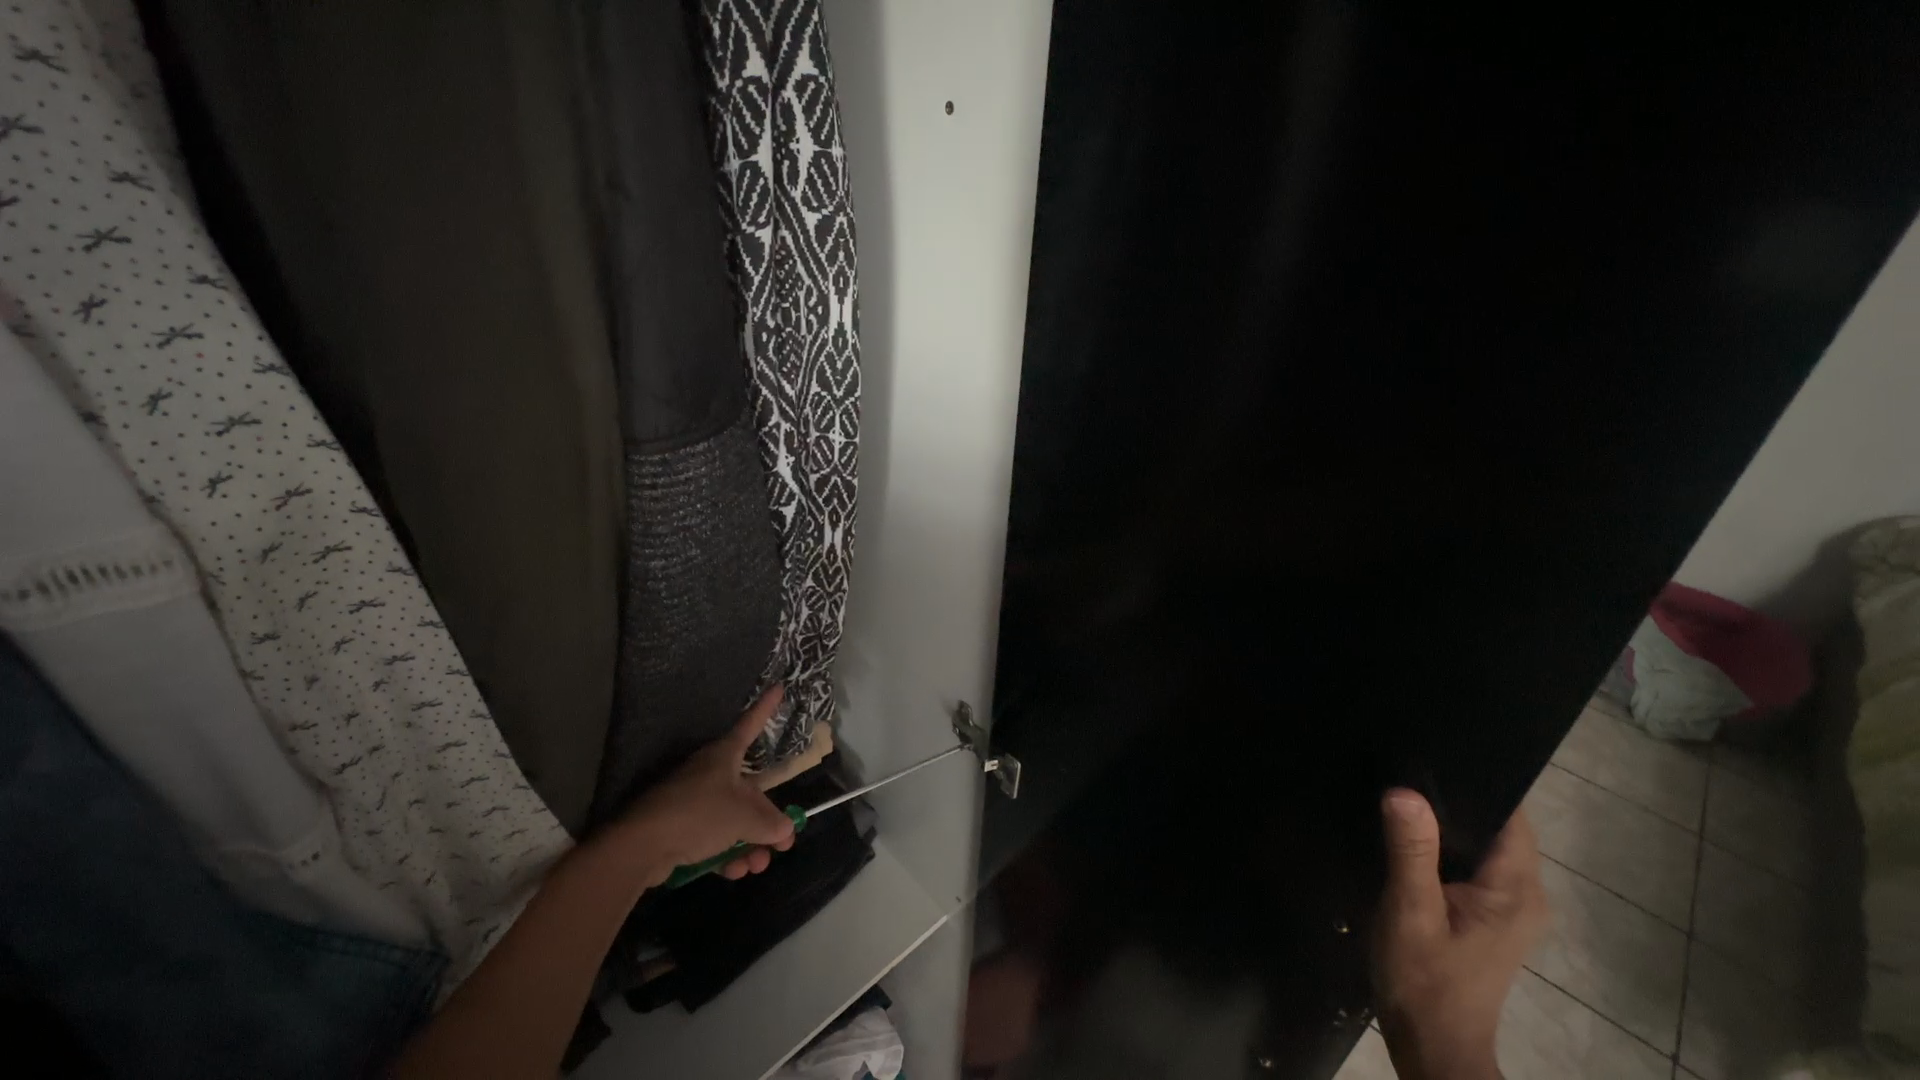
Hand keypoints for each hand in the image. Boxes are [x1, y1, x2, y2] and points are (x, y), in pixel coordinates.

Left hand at [619, 685, 796, 882]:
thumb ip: (770, 823)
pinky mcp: (682, 830)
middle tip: (783, 845)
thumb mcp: (744, 817)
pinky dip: (726, 854)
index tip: (779, 687)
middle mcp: (711, 774)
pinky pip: (714, 839)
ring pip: (734, 821)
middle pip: (750, 792)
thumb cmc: (698, 814)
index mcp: (725, 756)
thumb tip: (784, 830)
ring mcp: (695, 802)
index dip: (766, 709)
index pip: (751, 725)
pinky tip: (733, 872)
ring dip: (749, 845)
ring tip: (755, 866)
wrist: (641, 845)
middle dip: (768, 821)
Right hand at [1372, 788, 1547, 1079]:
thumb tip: (1404, 791)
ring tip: (1401, 796)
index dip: (1473, 780)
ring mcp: (1510, 906)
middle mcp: (1525, 893)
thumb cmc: (1424, 981)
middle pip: (1496, 825)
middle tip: (1403, 770)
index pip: (1509, 814)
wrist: (1432, 1046)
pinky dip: (1444, 848)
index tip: (1429, 756)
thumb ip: (1411, 851)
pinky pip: (1472, 863)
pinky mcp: (1490, 916)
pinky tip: (1409, 839)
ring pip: (1482, 844)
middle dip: (1453, 798)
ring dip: (1446, 824)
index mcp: (1516, 889)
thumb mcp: (1410, 912)